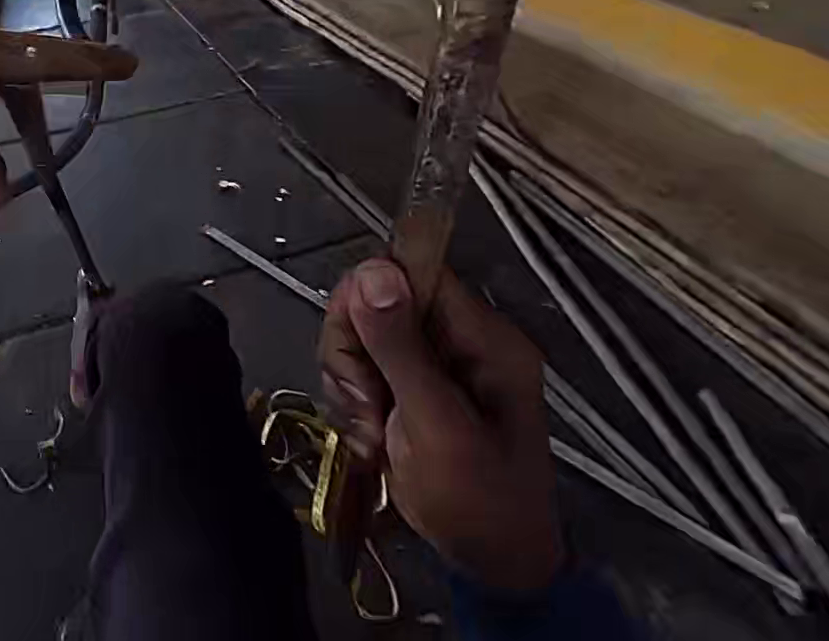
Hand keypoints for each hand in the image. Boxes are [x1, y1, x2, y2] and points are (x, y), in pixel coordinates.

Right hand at [319, 259, 561, 590]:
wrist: (484, 559)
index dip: (369, 293)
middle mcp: (450, 337)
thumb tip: (374, 269)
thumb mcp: (437, 423)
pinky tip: (369, 433)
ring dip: (345, 380)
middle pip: (366, 300)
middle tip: (365, 398)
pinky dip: (346, 397)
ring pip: (349, 333)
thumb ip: (400, 346)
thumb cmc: (477, 497)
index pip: (409, 271)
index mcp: (480, 336)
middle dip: (350, 349)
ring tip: (371, 427)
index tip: (358, 342)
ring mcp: (423, 359)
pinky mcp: (397, 380)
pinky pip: (347, 363)